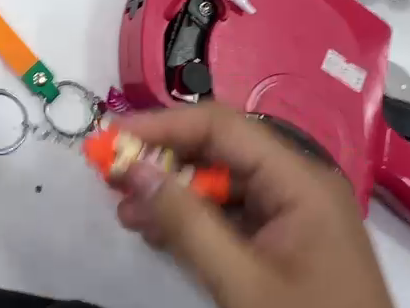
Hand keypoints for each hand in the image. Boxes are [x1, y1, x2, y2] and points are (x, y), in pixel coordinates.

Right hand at [110, 105, 393, 307]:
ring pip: (218, 183)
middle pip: (217, 151)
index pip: (220, 126)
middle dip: (162, 161)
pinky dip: (190, 220)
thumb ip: (185, 222)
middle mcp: (298, 184)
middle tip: (109, 173)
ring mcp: (294, 215)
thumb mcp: (242, 283)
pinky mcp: (285, 243)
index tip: (112, 136)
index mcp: (300, 180)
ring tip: (123, 209)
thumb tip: (132, 167)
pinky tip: (153, 231)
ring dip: (170, 193)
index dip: (162, 125)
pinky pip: (229, 214)